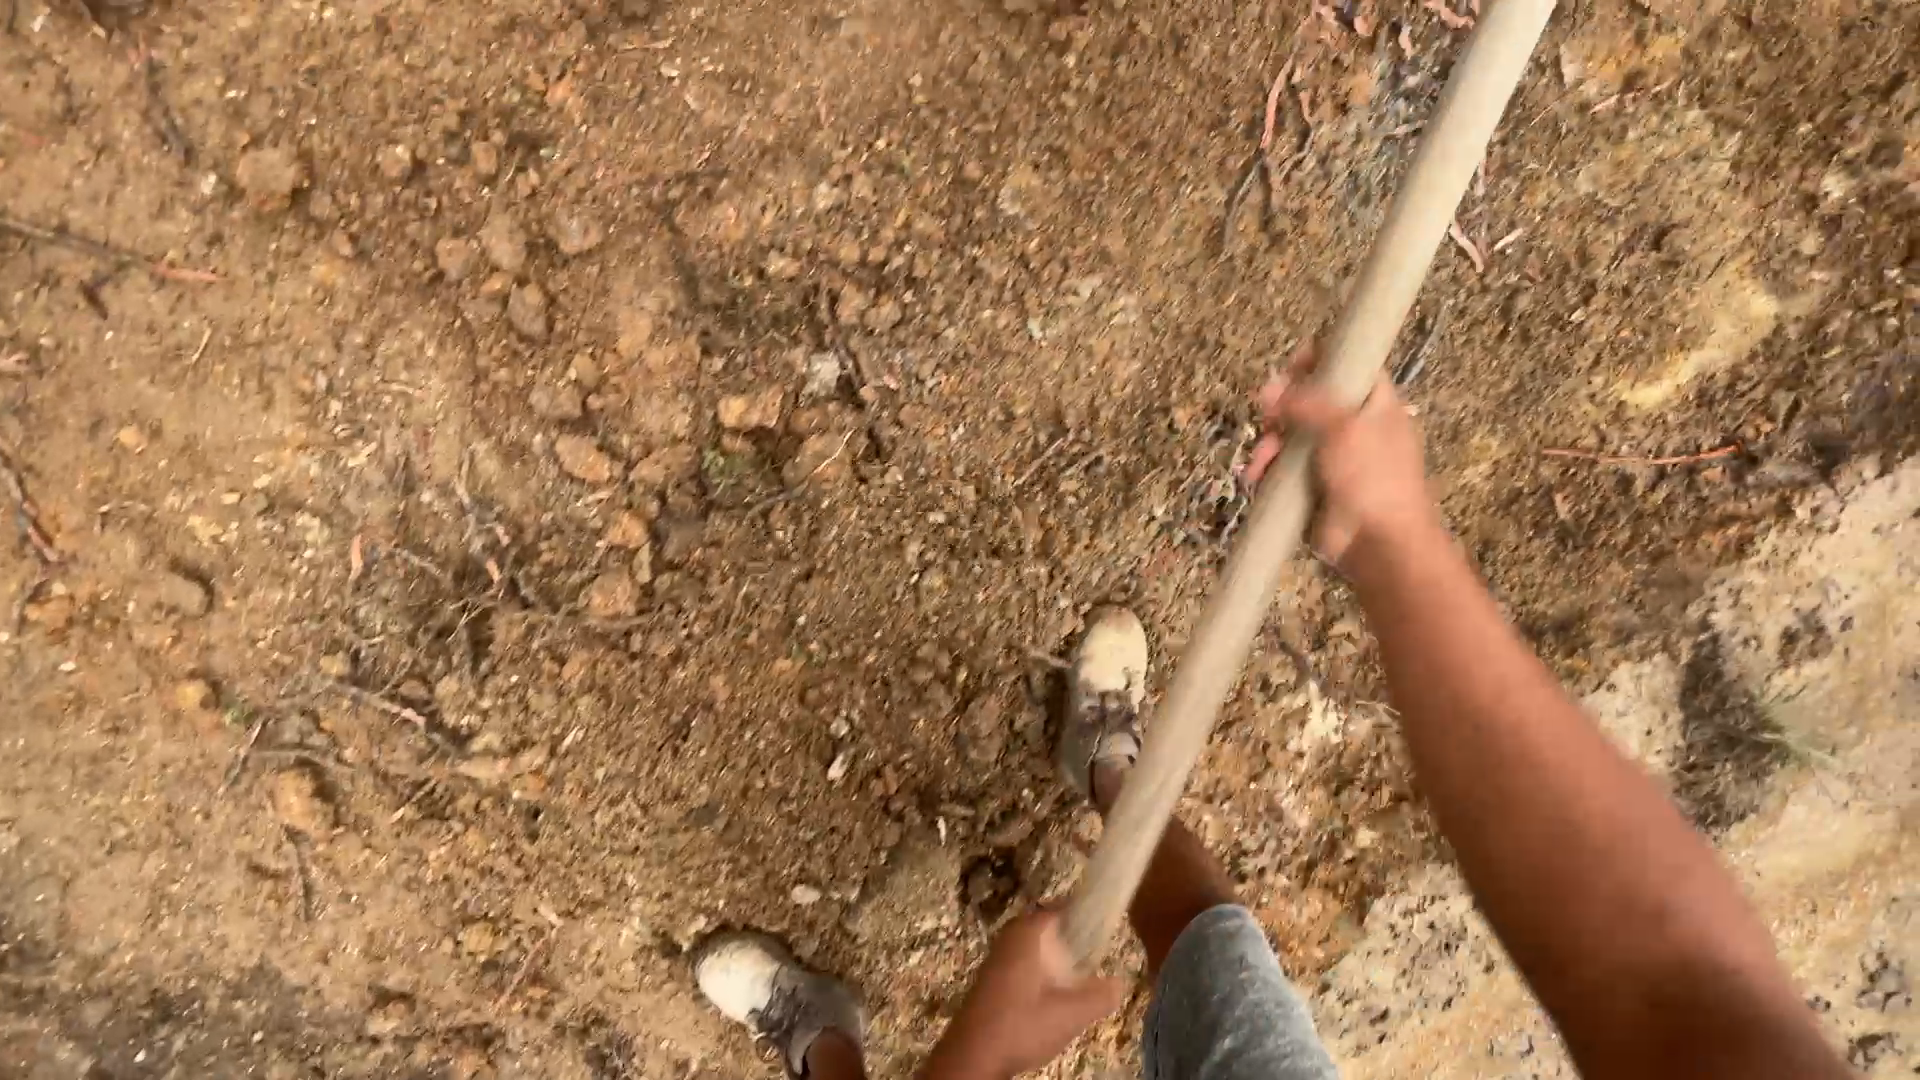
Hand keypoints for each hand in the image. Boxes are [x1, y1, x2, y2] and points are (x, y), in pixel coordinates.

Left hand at [920, 911, 1126, 1079]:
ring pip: (1033, 946)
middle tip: (1093, 956)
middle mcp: (1009, 937)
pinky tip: (1051, 994)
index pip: (1058, 910)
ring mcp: (997, 957)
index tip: (1103, 926)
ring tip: (1077, 976)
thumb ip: (1097, 997)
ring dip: (1054, 957)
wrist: (974, 1053)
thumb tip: (1120, 982)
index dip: (1082, 915)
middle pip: (1046, 927)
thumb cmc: (1022, 1024)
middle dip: (1070, 939)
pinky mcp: (991, 978)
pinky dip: (1040, 969)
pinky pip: (1022, 961)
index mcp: (1026, 933)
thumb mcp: (1068, 1014)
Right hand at [1244, 341, 1440, 569]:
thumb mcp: (1344, 428)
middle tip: (1268, 419)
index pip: (1347, 365)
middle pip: (1306, 401)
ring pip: (1287, 437)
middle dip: (1280, 410)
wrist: (1378, 542)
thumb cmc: (1373, 477)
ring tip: (1261, 461)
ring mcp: (1328, 458)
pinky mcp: (1308, 486)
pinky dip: (1265, 471)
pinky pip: (1279, 469)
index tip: (1290, 368)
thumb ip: (1307, 402)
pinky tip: (1255, 478)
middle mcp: (1351, 426)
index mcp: (1373, 403)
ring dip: (1267, 445)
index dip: (1318, 361)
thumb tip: (1269, 386)